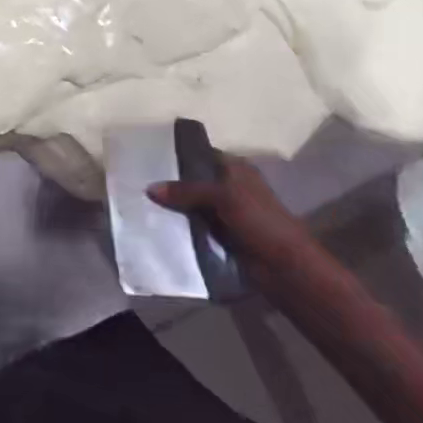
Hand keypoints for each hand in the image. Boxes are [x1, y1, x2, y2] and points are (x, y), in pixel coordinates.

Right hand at [148, 153, 304, 264]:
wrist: (283, 267)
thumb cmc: (260, 221)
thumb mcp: (224, 197)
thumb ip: (188, 190)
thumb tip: (150, 188)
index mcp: (237, 170)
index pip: (203, 155)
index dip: (179, 156)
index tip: (149, 158)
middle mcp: (230, 188)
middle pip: (195, 182)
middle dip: (171, 185)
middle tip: (139, 183)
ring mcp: (225, 214)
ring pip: (192, 206)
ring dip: (173, 209)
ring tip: (141, 206)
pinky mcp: (220, 237)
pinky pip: (195, 228)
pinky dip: (180, 228)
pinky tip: (156, 227)